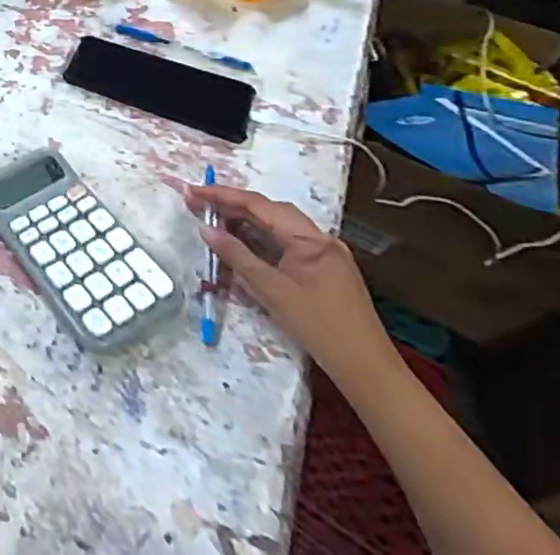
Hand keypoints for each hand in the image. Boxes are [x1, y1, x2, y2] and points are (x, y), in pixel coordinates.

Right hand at [186, 184, 399, 383]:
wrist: (366, 366)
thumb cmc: (318, 325)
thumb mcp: (270, 289)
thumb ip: (236, 255)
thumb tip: (206, 229)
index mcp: (310, 239)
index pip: (260, 205)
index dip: (222, 195)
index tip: (193, 191)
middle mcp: (321, 238)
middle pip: (270, 210)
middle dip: (233, 204)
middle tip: (198, 203)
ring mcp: (326, 253)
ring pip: (279, 225)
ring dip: (246, 220)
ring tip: (214, 219)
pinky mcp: (325, 267)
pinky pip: (287, 241)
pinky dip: (261, 236)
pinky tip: (242, 241)